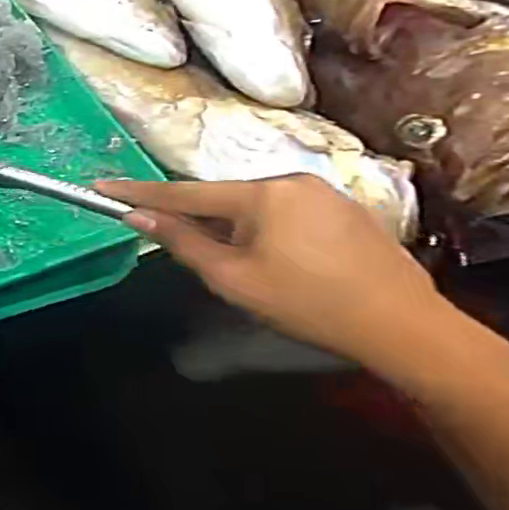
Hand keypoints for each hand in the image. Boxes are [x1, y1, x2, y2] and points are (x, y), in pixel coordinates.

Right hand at [99, 175, 453, 368]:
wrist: (406, 327)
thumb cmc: (307, 303)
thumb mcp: (230, 277)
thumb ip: (181, 241)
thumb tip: (138, 216)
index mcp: (263, 194)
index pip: (184, 192)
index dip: (139, 192)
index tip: (102, 186)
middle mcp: (293, 181)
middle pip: (220, 198)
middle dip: (196, 220)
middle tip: (183, 250)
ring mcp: (324, 194)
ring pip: (252, 207)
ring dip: (230, 228)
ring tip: (237, 266)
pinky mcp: (345, 211)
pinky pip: (282, 213)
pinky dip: (261, 231)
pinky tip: (272, 262)